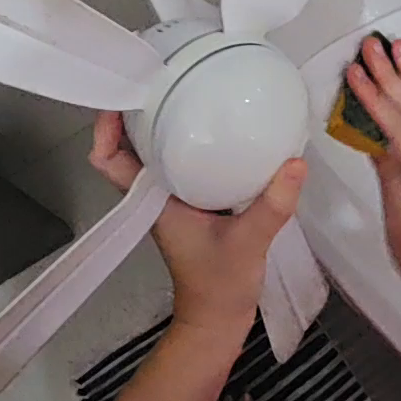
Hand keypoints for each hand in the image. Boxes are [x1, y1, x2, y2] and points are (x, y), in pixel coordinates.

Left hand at [88, 112, 305, 341]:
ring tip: (183, 91)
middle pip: (128, 147)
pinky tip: (214, 128)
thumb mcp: (248, 242)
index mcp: (153, 200)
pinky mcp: (190, 203)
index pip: (108, 161)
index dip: (105, 129)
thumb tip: (295, 162)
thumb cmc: (220, 286)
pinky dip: (186, 142)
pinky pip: (179, 163)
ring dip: (159, 125)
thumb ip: (272, 205)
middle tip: (160, 79)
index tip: (121, 98)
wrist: (219, 321)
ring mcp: (171, 199)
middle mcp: (155, 194)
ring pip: (152, 153)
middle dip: (136, 113)